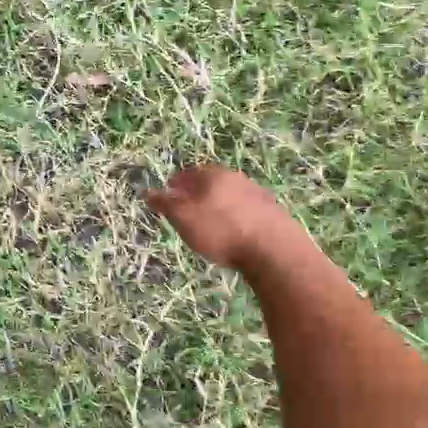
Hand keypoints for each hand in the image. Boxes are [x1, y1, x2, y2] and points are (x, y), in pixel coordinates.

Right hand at [145, 165, 301, 271]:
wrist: (277, 254)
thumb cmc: (221, 231)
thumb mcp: (181, 217)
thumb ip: (164, 203)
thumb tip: (149, 192)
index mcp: (213, 175)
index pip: (188, 173)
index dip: (175, 184)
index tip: (169, 197)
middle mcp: (238, 179)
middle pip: (212, 183)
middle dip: (198, 194)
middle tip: (188, 211)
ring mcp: (261, 196)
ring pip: (231, 197)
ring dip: (220, 207)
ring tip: (212, 226)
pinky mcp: (277, 215)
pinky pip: (249, 212)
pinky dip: (239, 219)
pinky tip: (236, 235)